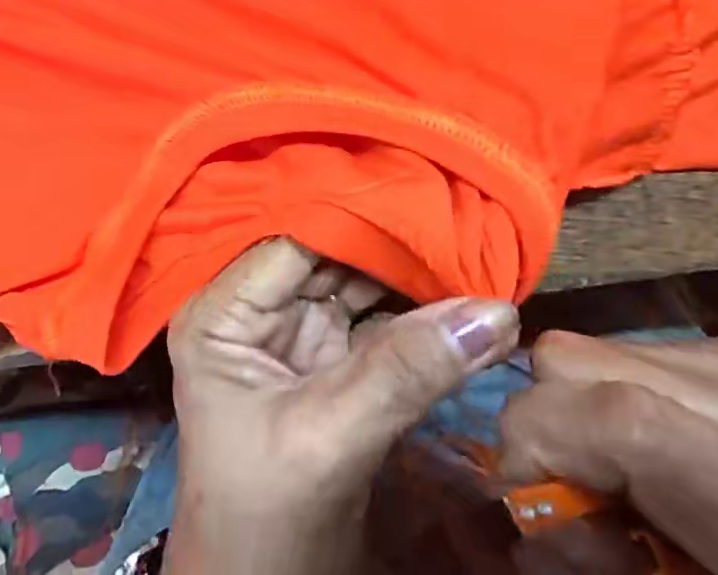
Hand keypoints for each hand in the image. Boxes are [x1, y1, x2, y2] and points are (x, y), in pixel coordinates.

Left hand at [164, 237, 519, 574]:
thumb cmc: (264, 519)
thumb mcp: (327, 437)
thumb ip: (404, 371)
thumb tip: (495, 310)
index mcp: (222, 312)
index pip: (294, 239)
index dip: (357, 218)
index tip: (424, 198)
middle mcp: (255, 310)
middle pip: (330, 254)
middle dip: (392, 239)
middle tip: (459, 213)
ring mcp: (296, 333)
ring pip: (360, 283)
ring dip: (412, 272)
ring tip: (473, 245)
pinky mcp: (332, 360)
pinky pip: (382, 321)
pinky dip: (422, 312)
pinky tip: (467, 296)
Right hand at [497, 333, 717, 574]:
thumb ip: (603, 562)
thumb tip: (532, 526)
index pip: (569, 403)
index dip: (523, 455)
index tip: (534, 520)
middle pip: (573, 356)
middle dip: (553, 426)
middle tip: (590, 508)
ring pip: (616, 347)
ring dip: (600, 410)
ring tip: (651, 489)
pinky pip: (682, 359)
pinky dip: (659, 403)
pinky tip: (707, 467)